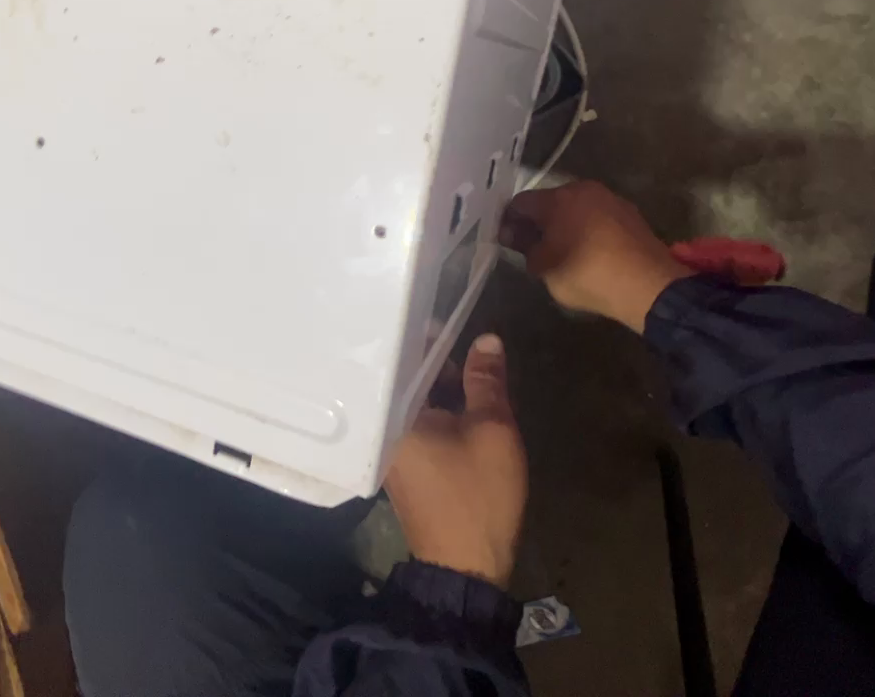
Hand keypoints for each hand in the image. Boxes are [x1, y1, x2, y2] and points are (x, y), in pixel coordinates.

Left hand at [385, 334, 527, 588]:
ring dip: (440, 384)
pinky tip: (460, 399)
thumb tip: (486, 339)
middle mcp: (383, 426)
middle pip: (408, 378)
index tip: (447, 309)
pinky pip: (417, 419)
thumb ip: (486, 380)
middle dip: (437, 359)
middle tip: (466, 336)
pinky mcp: (404, 462)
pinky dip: (437, 407)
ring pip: (415, 399)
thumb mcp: (492, 428)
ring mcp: (392, 446)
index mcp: (394, 413)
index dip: (427, 333)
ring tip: (469, 363)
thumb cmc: (478, 493)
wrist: (468, 566)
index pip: (404, 358)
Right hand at [501, 181, 691, 331]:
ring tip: (560, 249)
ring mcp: (608, 198)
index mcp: (556, 199)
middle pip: (548, 201)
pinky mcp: (629, 212)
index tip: (505, 241)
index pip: (519, 203)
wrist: (647, 284)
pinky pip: (596, 216)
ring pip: (574, 207)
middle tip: (531, 246)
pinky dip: (586, 228)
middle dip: (537, 222)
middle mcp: (581, 189)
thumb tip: (518, 238)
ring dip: (563, 224)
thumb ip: (526, 249)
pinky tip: (587, 249)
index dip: (507, 222)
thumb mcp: (544, 268)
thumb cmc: (586, 274)